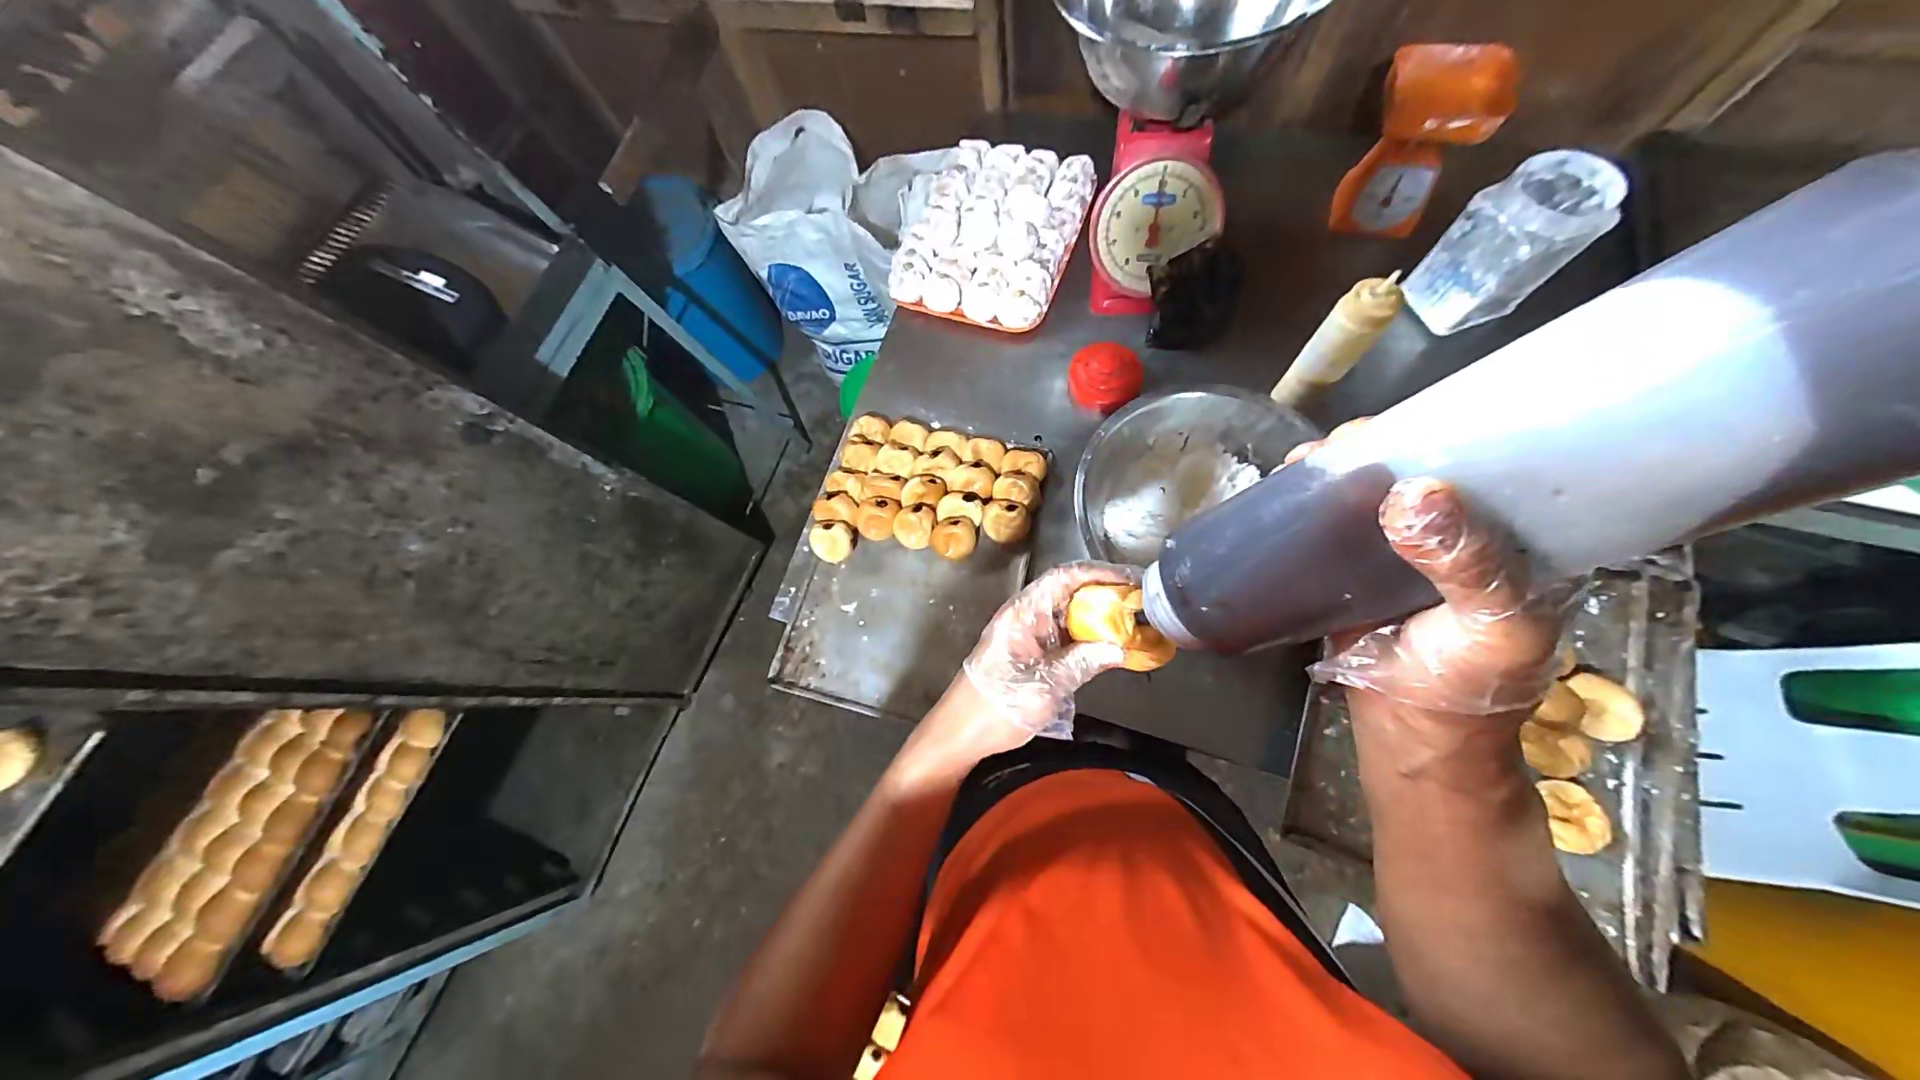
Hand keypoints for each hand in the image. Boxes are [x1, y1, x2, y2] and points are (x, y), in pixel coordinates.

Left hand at [931, 559, 1128, 740]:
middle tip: (1139, 602)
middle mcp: (1024, 617)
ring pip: (1069, 614)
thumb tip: (1120, 649)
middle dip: (1104, 593)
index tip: (1130, 580)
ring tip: (1133, 621)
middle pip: (1069, 592)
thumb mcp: (1044, 687)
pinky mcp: (1031, 653)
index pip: (1063, 578)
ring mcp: (1027, 635)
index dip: (1098, 573)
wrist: (960, 734)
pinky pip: (1064, 635)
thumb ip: (1082, 663)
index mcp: (1022, 614)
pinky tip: (1110, 645)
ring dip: (1099, 616)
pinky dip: (1088, 637)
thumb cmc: (994, 708)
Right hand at [1286, 423, 1569, 754]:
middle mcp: (1453, 532)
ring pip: (1365, 495)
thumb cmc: (1471, 685)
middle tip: (1338, 446)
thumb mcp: (1494, 625)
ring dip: (1333, 473)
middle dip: (1374, 447)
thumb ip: (1467, 562)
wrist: (1411, 737)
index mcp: (1508, 534)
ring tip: (1302, 463)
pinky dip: (1308, 508)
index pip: (1483, 461)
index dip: (1448, 431)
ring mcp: (1396, 551)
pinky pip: (1330, 529)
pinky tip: (1284, 494)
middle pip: (1412, 469)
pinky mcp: (1351, 571)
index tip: (1406, 419)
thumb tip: (1412, 493)